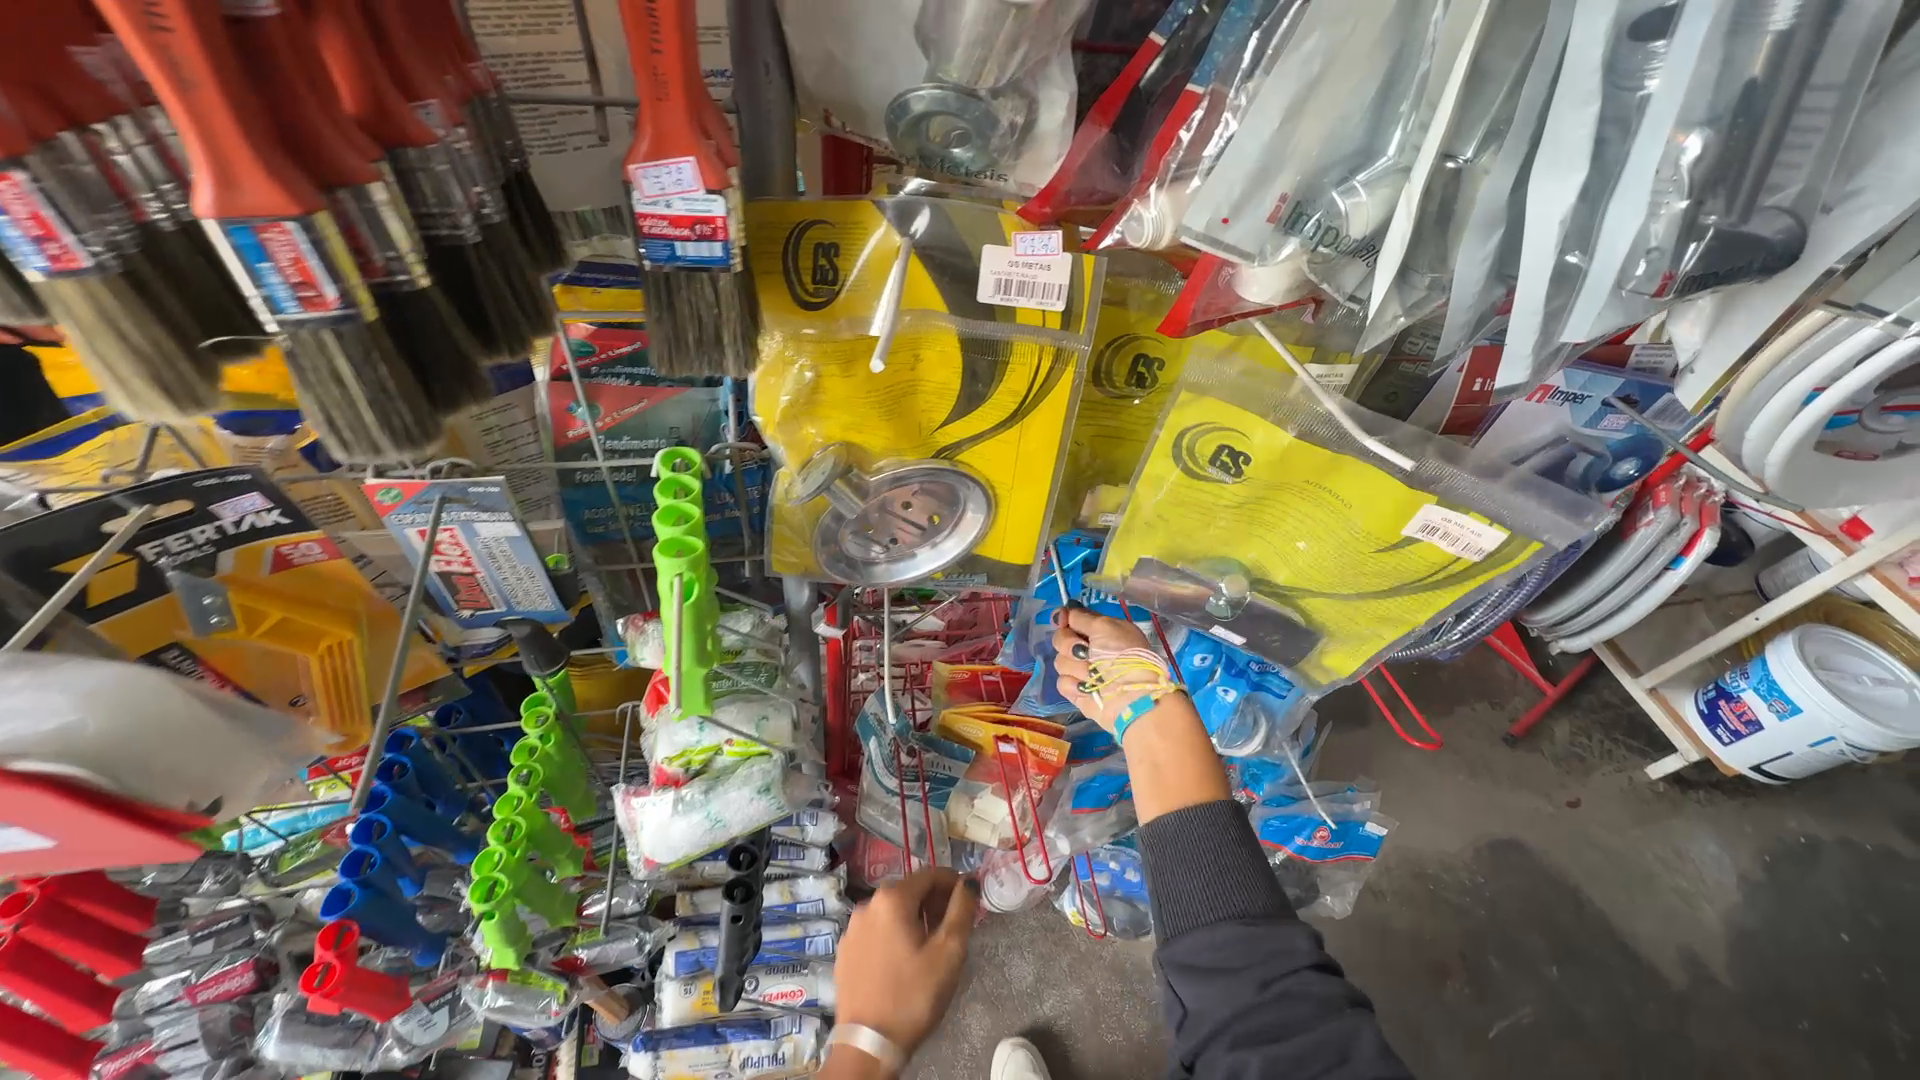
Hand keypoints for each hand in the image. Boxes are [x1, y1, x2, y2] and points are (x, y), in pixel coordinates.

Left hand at [832, 869, 978, 1064]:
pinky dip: (893, 933)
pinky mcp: (845, 951)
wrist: (868, 1044)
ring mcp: (852, 928)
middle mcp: (867, 904)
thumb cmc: (914, 995)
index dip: (953, 882)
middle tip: (953, 926)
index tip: (969, 900)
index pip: (929, 874)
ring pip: (890, 911)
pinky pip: (875, 930)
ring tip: (930, 945)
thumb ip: (962, 910)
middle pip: (909, 890)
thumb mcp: (949, 952)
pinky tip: (903, 960)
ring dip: (913, 917)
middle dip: (934, 901)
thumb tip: (969, 882)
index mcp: (892, 899)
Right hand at [1051, 607, 1165, 732]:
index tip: (1061, 621)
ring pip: (1060, 660)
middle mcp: (1092, 649)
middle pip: (1061, 638)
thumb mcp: (1105, 627)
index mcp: (1102, 631)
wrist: (1128, 695)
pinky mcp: (1077, 690)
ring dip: (1076, 666)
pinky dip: (1075, 684)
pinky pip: (1062, 682)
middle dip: (1069, 644)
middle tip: (1085, 652)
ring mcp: (1082, 670)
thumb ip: (1082, 617)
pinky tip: (1088, 688)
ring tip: (1093, 675)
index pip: (1074, 619)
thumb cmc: (1121, 656)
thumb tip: (1065, 612)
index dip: (1064, 618)